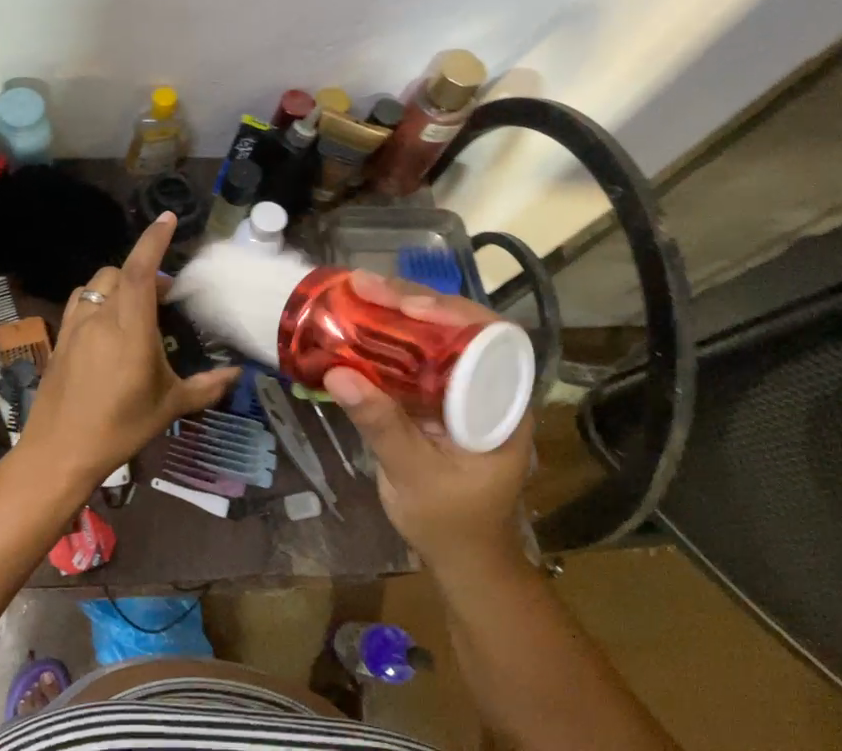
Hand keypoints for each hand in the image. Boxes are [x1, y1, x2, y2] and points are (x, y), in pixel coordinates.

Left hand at [17, 212, 240, 487]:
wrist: (59, 450)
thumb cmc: (120, 428)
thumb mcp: (169, 407)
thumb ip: (205, 386)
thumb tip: (236, 374)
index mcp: (130, 329)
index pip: (139, 271)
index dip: (153, 240)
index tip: (168, 219)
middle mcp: (100, 318)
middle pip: (118, 273)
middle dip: (142, 271)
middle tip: (165, 297)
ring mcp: (75, 327)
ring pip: (96, 285)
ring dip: (118, 284)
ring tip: (137, 308)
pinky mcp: (59, 338)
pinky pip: (80, 303)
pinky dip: (98, 299)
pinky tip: (108, 324)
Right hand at [324, 271, 532, 576]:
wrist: (459, 556)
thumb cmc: (450, 521)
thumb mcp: (414, 474)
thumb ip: (382, 425)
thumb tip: (338, 375)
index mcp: (502, 405)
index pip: (491, 340)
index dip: (452, 314)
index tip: (409, 306)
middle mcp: (486, 388)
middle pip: (457, 328)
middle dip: (413, 302)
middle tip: (366, 285)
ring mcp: (459, 391)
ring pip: (432, 337)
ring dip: (395, 314)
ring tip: (355, 292)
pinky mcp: (432, 398)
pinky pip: (411, 358)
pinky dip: (384, 339)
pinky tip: (354, 324)